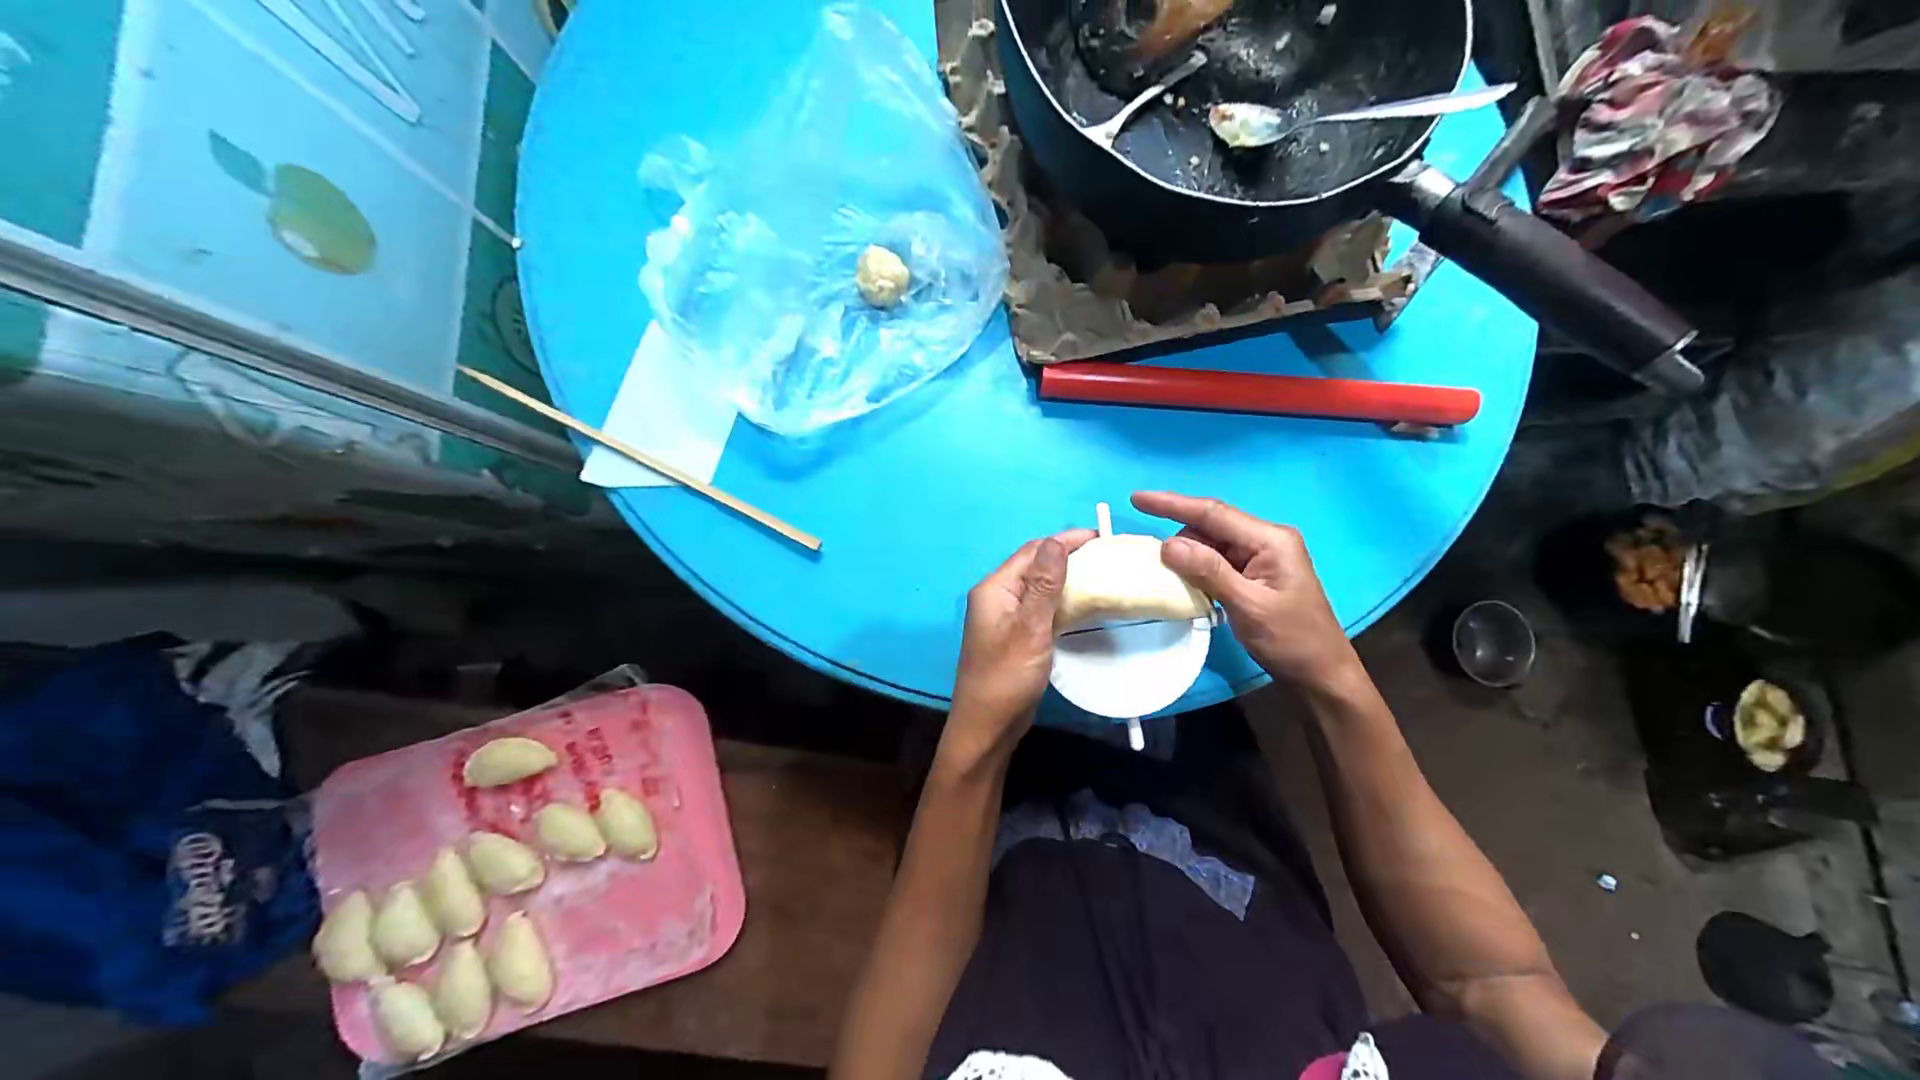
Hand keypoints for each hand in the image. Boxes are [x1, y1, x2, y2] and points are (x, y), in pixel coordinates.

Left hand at [947, 529, 1097, 761]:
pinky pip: (1042, 607)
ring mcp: (1006, 616)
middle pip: (1036, 565)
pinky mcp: (1017, 635)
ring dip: (1068, 578)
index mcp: (995, 588)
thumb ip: (1044, 584)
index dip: (1065, 540)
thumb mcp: (1029, 627)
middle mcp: (998, 596)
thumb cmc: (1007, 675)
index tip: (1101, 537)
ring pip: (1040, 587)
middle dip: (1068, 556)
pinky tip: (1085, 603)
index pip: (1032, 551)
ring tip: (1102, 574)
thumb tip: (1056, 542)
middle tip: (1107, 555)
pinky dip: (1062, 601)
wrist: (988, 726)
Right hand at [1131, 492, 1356, 689]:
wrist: (1321, 674)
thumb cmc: (1291, 640)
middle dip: (1179, 539)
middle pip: (1210, 526)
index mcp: (1270, 539)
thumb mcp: (1248, 606)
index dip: (1172, 503)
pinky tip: (1187, 584)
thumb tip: (1167, 544)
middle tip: (1153, 564)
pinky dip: (1198, 570)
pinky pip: (1217, 561)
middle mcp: (1266, 539)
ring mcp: (1261, 556)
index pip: (1213, 513)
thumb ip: (1209, 571)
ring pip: (1210, 544)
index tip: (1137, 498)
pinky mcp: (1255, 573)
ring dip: (1188, 558)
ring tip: (1171, 580)